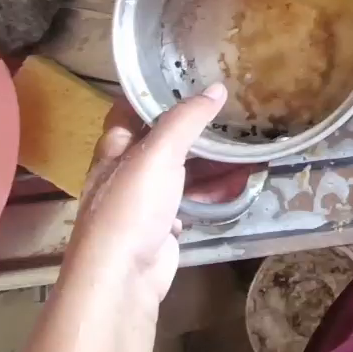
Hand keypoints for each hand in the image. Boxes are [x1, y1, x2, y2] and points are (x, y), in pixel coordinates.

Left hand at [20, 84, 256, 351]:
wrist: (123, 278)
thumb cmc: (132, 205)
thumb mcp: (159, 151)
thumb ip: (187, 118)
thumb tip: (217, 88)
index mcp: (113, 148)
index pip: (130, 109)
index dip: (154, 91)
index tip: (186, 73)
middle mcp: (124, 171)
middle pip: (159, 138)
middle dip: (189, 125)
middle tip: (223, 105)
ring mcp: (143, 201)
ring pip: (178, 169)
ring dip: (205, 158)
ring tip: (238, 139)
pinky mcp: (161, 226)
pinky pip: (188, 198)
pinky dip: (208, 189)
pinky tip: (231, 179)